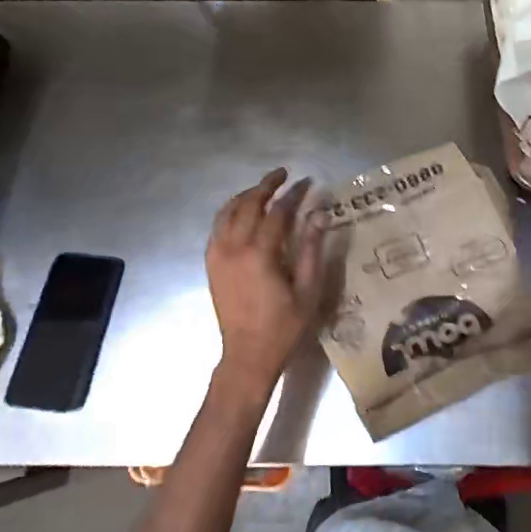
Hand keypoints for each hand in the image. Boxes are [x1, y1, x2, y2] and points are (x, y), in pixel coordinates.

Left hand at [206, 168, 326, 389]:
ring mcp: (218, 255)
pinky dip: (230, 212)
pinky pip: (217, 227)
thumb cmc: (284, 327)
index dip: (294, 194)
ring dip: (246, 195)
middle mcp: (234, 247)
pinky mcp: (211, 264)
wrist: (247, 356)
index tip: (307, 182)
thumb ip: (312, 249)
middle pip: (248, 204)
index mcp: (260, 254)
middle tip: (283, 175)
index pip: (278, 211)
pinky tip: (242, 213)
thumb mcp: (308, 290)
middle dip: (266, 186)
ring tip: (263, 188)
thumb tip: (319, 214)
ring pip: (227, 211)